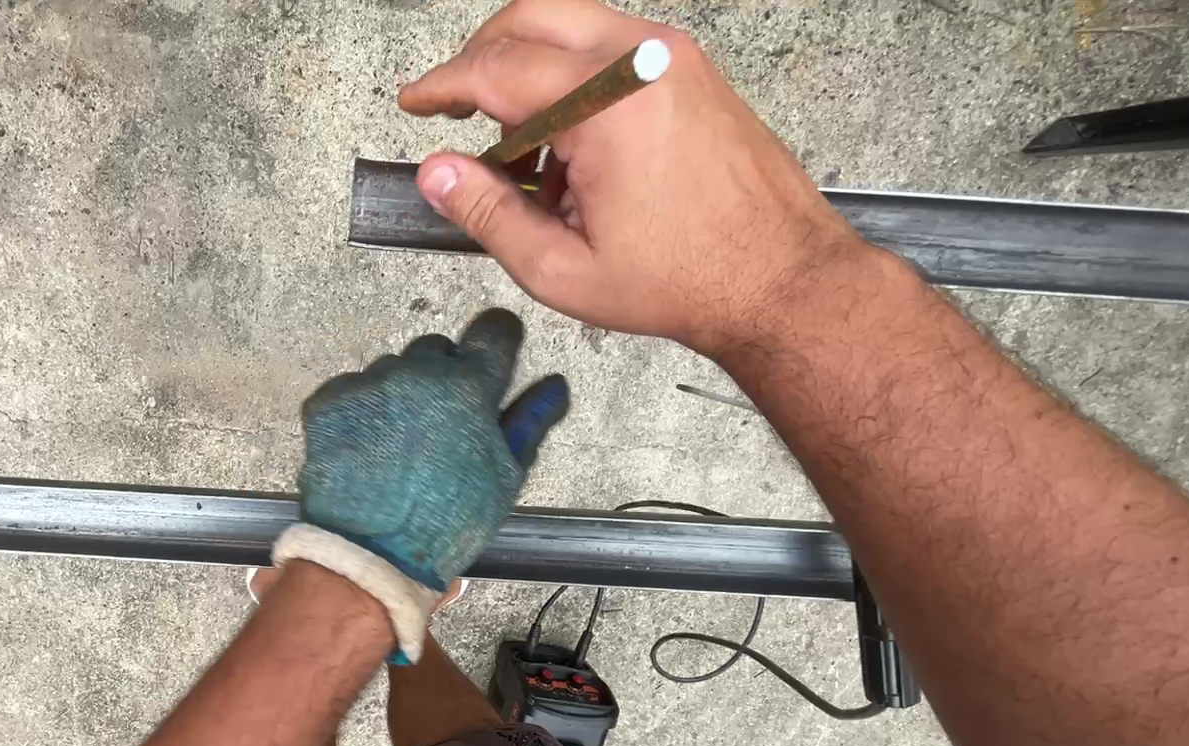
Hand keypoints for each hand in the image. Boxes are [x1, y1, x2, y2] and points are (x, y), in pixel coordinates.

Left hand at [298, 309, 567, 590]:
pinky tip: (365, 449)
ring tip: (397, 445)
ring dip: (398, 395)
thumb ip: (530, 422)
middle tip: (438, 426)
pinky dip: (358, 412)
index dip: (495, 344)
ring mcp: (369, 385)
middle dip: (441, 378)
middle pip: (436, 351)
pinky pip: (350, 391)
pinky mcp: (328, 402)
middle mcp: (418, 373)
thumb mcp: (504, 477)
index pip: (493, 330)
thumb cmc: (446, 522)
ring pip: (391, 370)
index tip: (490, 360)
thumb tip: (554, 386)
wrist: (372, 554)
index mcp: (470, 386)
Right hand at [399, 0, 874, 356]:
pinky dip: (565, 88)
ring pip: (568, 30)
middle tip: (454, 114)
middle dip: (479, 61)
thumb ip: (487, 213)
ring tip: (518, 164)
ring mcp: (671, 59)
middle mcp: (643, 62)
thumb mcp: (557, 268)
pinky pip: (605, 53)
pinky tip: (563, 158)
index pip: (498, 69)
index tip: (415, 102)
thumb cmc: (680, 277)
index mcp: (608, 107)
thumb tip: (437, 175)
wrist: (773, 276)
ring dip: (524, 80)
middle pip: (533, 19)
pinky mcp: (685, 71)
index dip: (443, 86)